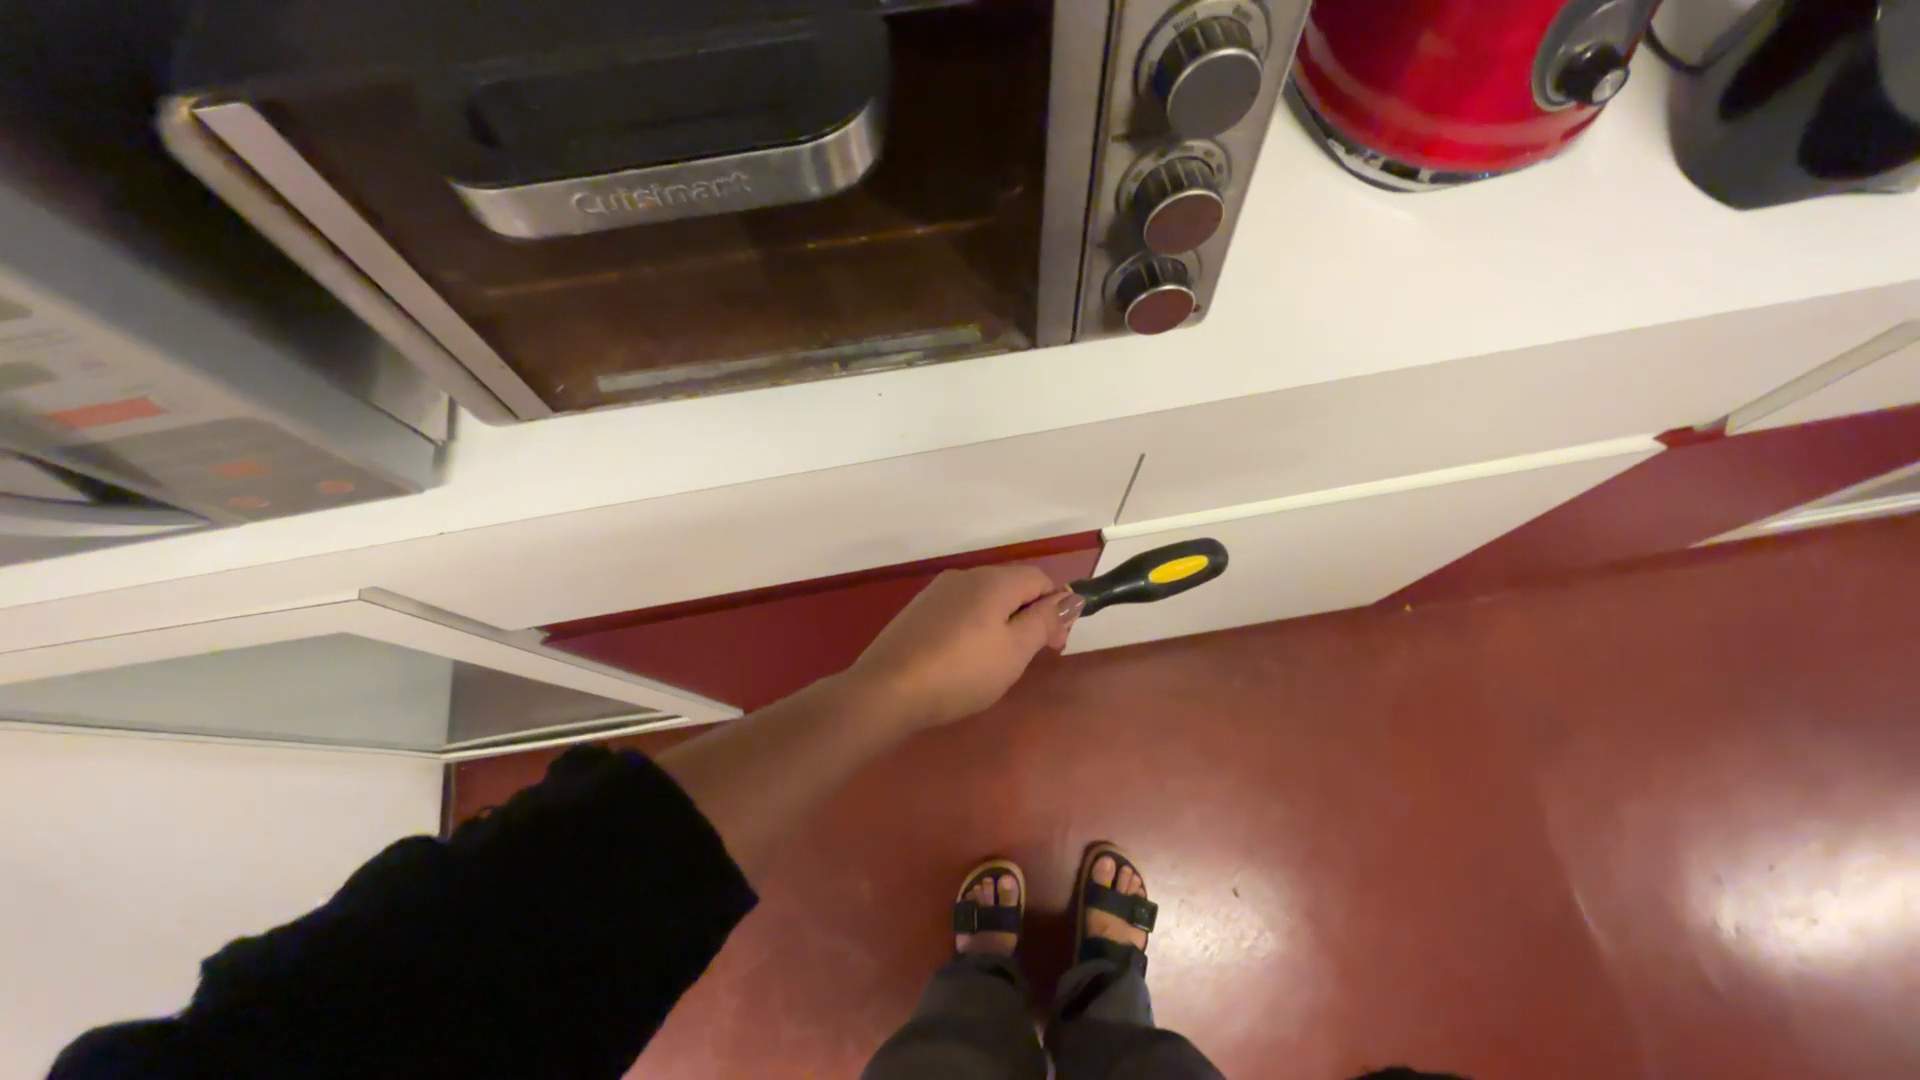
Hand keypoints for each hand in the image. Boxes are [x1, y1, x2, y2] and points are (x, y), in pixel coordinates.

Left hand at [845, 565, 1083, 729]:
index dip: (1057, 608)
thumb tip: (1072, 597)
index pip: (1039, 579)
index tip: (1056, 646)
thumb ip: (1044, 621)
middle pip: (1012, 586)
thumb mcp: (1014, 651)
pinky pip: (961, 610)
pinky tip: (967, 659)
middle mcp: (965, 576)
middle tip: (1031, 658)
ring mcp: (937, 592)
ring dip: (1003, 623)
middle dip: (1030, 616)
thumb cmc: (961, 672)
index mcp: (993, 581)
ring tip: (999, 662)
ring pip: (985, 599)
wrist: (887, 690)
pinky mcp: (918, 611)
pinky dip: (976, 627)